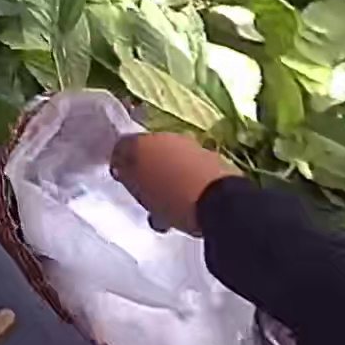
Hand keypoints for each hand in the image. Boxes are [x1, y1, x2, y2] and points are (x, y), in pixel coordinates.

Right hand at [109, 132, 241, 235]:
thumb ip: (126, 175)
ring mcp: (194, 149)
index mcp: (141, 140)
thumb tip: (122, 169)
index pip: (122, 146)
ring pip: (174, 163)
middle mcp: (166, 137)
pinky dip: (190, 185)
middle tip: (148, 194)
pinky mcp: (218, 163)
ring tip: (172, 207)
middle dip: (148, 172)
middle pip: (150, 153)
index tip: (123, 179)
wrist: (224, 203)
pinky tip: (192, 204)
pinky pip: (195, 173)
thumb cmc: (170, 195)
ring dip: (170, 179)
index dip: (120, 163)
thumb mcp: (137, 189)